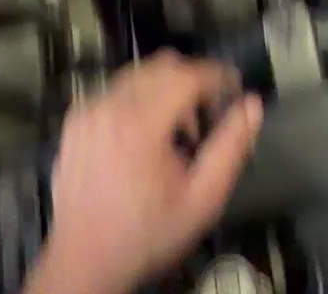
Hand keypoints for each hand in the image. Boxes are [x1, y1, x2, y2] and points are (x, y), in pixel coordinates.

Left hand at [27, 53, 263, 293]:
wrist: (83, 263)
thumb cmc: (145, 234)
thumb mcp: (202, 199)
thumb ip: (231, 148)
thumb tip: (251, 106)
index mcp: (138, 123)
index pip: (187, 74)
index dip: (217, 75)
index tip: (234, 87)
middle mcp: (108, 106)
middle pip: (163, 64)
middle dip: (193, 79)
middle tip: (210, 110)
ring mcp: (87, 111)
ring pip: (139, 72)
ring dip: (167, 87)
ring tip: (180, 129)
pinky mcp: (76, 120)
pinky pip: (116, 89)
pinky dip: (140, 98)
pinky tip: (149, 136)